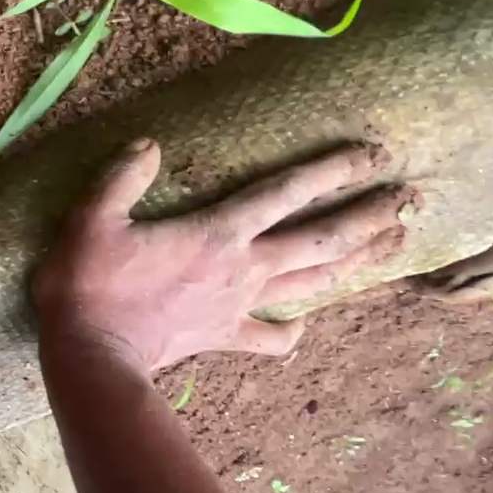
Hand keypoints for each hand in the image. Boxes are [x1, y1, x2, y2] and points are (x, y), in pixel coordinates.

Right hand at [32, 140, 408, 375]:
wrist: (90, 346)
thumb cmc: (87, 280)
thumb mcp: (89, 219)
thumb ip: (120, 180)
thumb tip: (148, 146)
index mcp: (213, 233)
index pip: (281, 195)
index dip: (326, 172)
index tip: (369, 155)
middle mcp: (241, 267)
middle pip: (319, 241)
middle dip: (366, 217)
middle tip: (405, 200)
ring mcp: (238, 305)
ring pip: (311, 281)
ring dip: (356, 262)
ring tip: (391, 244)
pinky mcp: (224, 335)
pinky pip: (273, 336)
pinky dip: (293, 329)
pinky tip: (302, 323)